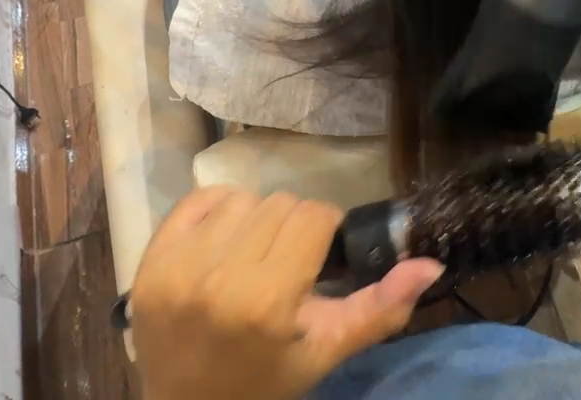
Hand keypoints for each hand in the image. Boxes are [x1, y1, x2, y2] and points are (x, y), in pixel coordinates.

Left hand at [131, 188, 444, 399]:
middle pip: (279, 204)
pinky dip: (216, 213)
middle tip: (286, 263)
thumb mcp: (326, 351)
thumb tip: (431, 263)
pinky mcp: (149, 260)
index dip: (323, 232)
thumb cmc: (265, 381)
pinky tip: (220, 247)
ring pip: (242, 198)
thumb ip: (380, 309)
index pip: (313, 216)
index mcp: (267, 301)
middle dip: (291, 228)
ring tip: (252, 257)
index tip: (318, 258)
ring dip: (254, 220)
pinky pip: (198, 199)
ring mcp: (178, 267)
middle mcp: (218, 277)